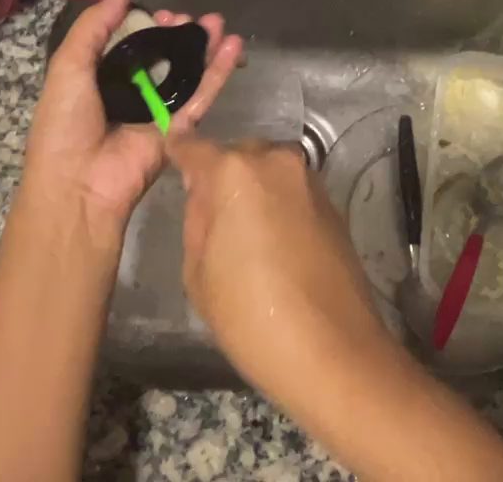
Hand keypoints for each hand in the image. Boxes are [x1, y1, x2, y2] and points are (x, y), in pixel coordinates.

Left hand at [22, 0, 242, 227]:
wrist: (77, 184)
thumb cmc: (65, 123)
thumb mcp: (69, 66)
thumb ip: (94, 26)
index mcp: (101, 77)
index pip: (131, 42)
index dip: (147, 24)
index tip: (160, 11)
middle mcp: (132, 92)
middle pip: (164, 56)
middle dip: (178, 34)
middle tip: (189, 17)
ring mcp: (157, 112)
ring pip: (188, 74)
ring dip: (204, 47)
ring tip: (217, 22)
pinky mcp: (180, 131)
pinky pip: (201, 98)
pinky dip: (218, 73)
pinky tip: (232, 47)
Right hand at [167, 137, 396, 402]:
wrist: (334, 354)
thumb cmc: (250, 316)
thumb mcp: (197, 273)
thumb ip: (196, 219)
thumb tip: (206, 197)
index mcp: (232, 172)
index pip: (192, 147)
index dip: (176, 152)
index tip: (168, 158)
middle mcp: (273, 161)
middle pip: (234, 155)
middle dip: (220, 176)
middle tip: (211, 215)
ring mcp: (308, 180)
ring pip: (266, 170)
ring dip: (252, 189)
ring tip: (244, 232)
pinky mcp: (332, 203)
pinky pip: (290, 191)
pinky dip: (277, 204)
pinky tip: (274, 243)